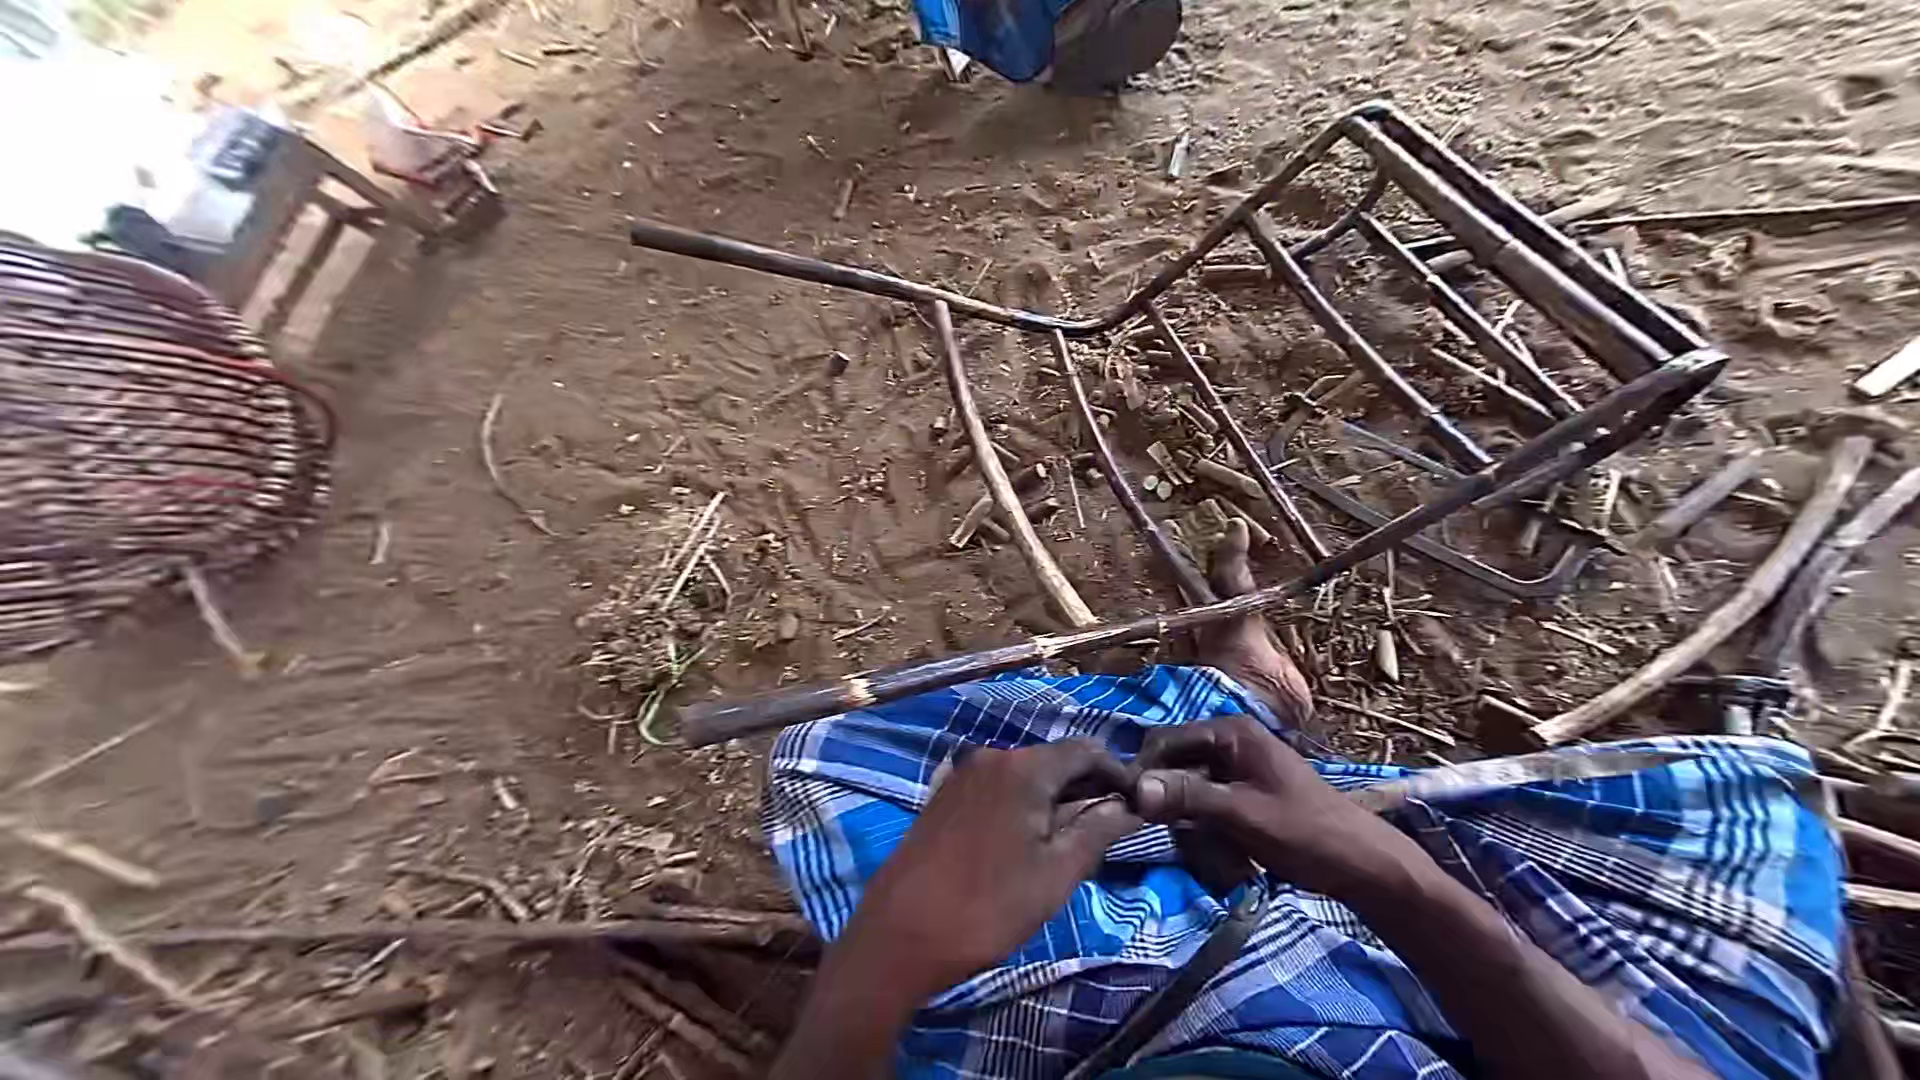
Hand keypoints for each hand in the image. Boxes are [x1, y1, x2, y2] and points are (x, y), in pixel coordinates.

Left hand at [835, 739, 1142, 999]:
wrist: (899, 933)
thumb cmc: (987, 907)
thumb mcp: (1056, 874)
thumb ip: (1097, 830)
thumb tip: (1126, 806)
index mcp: (1024, 767)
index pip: (1086, 750)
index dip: (1117, 773)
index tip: (1137, 805)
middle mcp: (993, 755)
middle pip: (1054, 759)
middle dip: (1086, 788)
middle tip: (1110, 829)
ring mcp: (964, 772)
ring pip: (1025, 774)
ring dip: (1053, 798)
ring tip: (1071, 840)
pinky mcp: (945, 793)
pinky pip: (997, 786)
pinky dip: (1021, 803)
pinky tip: (1025, 839)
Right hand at [1134, 714, 1423, 898]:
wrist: (1364, 866)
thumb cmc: (1306, 831)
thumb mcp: (1243, 814)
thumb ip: (1188, 797)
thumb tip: (1136, 788)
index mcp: (1230, 731)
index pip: (1165, 740)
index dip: (1146, 770)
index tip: (1134, 807)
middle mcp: (1229, 741)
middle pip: (1174, 765)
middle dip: (1174, 804)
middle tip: (1181, 836)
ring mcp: (1237, 768)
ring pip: (1188, 790)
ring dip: (1193, 823)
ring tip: (1218, 854)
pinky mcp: (1242, 793)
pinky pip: (1207, 806)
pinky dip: (1209, 831)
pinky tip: (1230, 856)